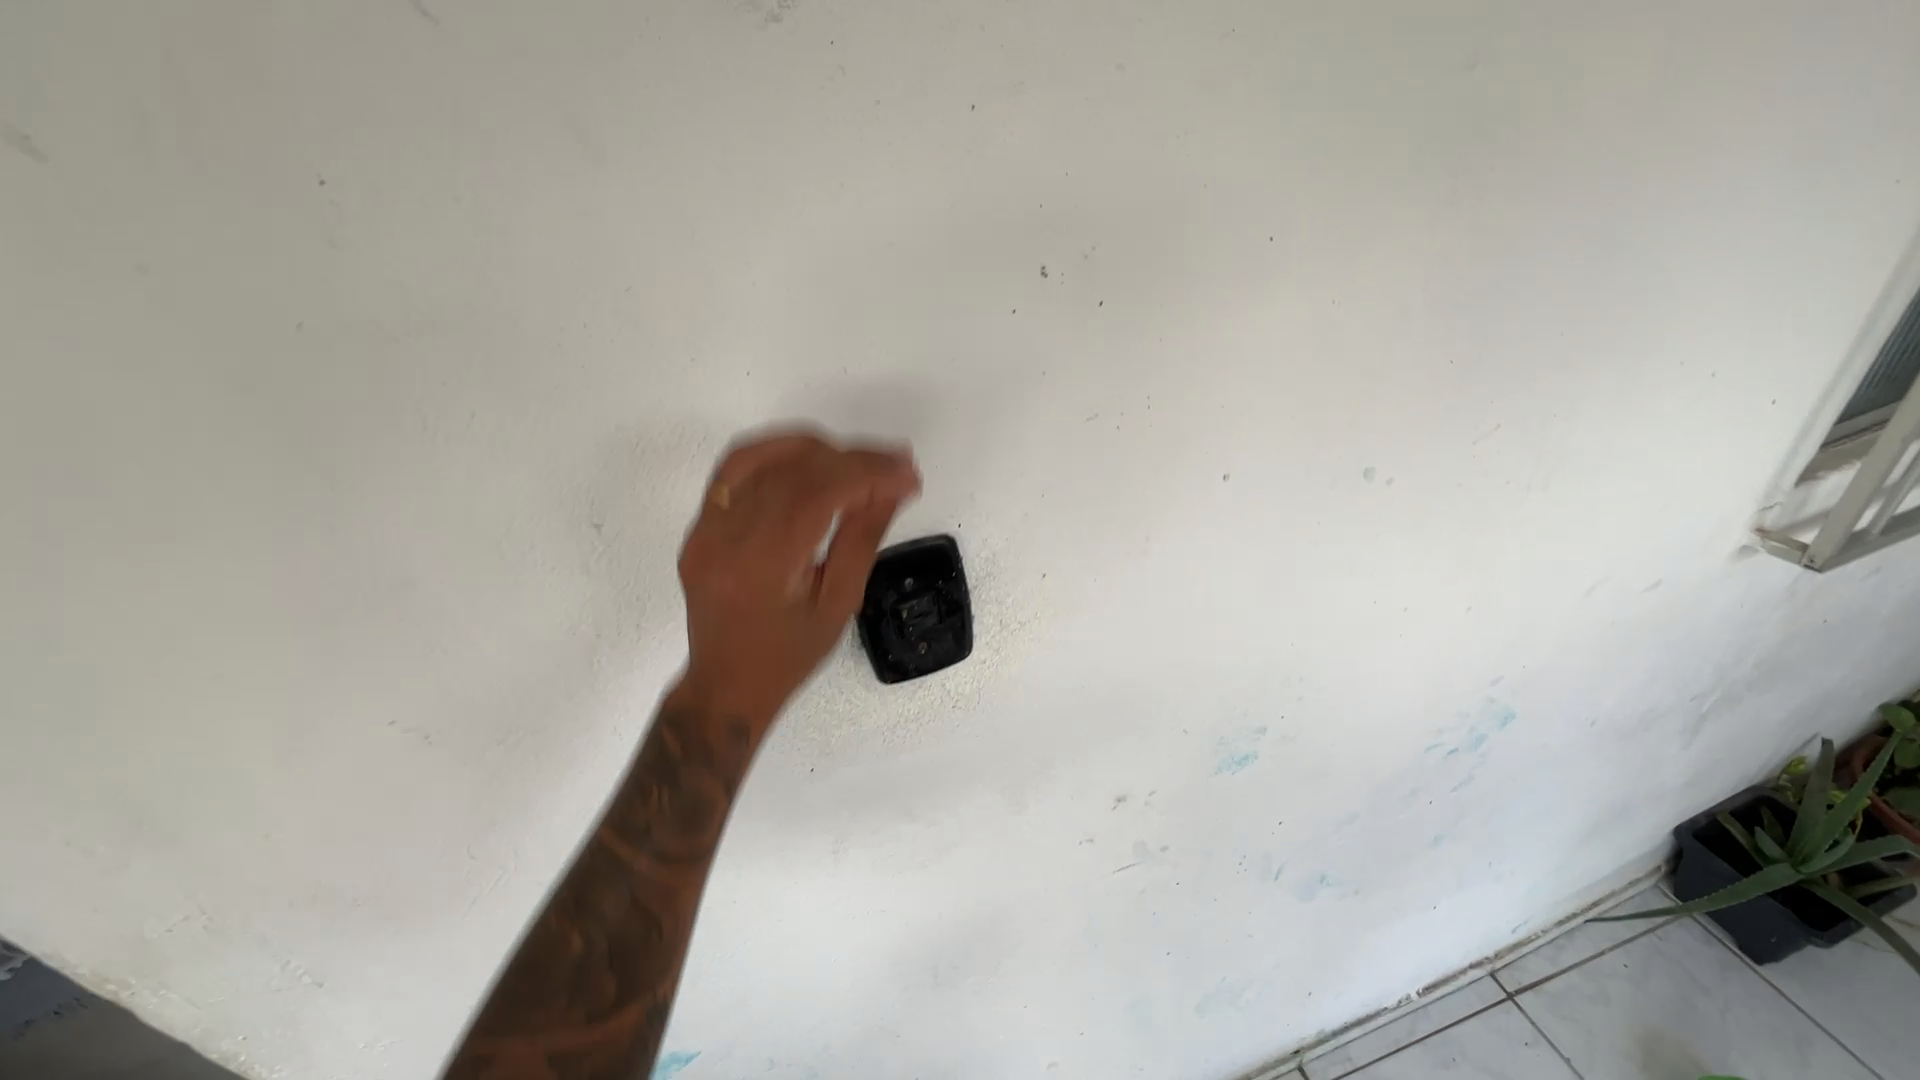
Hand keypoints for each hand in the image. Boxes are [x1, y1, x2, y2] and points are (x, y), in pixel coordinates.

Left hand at [671, 428, 920, 725]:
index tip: (907, 473)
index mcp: (763, 565)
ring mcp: (705, 529)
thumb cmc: (788, 656)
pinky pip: (734, 471)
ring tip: (858, 459)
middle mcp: (725, 538)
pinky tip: (811, 459)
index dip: (868, 472)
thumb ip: (862, 539)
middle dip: (852, 458)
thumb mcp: (839, 604)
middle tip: (896, 463)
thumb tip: (891, 487)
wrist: (726, 684)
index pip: (818, 492)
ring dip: (815, 447)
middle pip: (793, 470)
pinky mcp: (700, 526)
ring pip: (760, 457)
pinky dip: (776, 454)